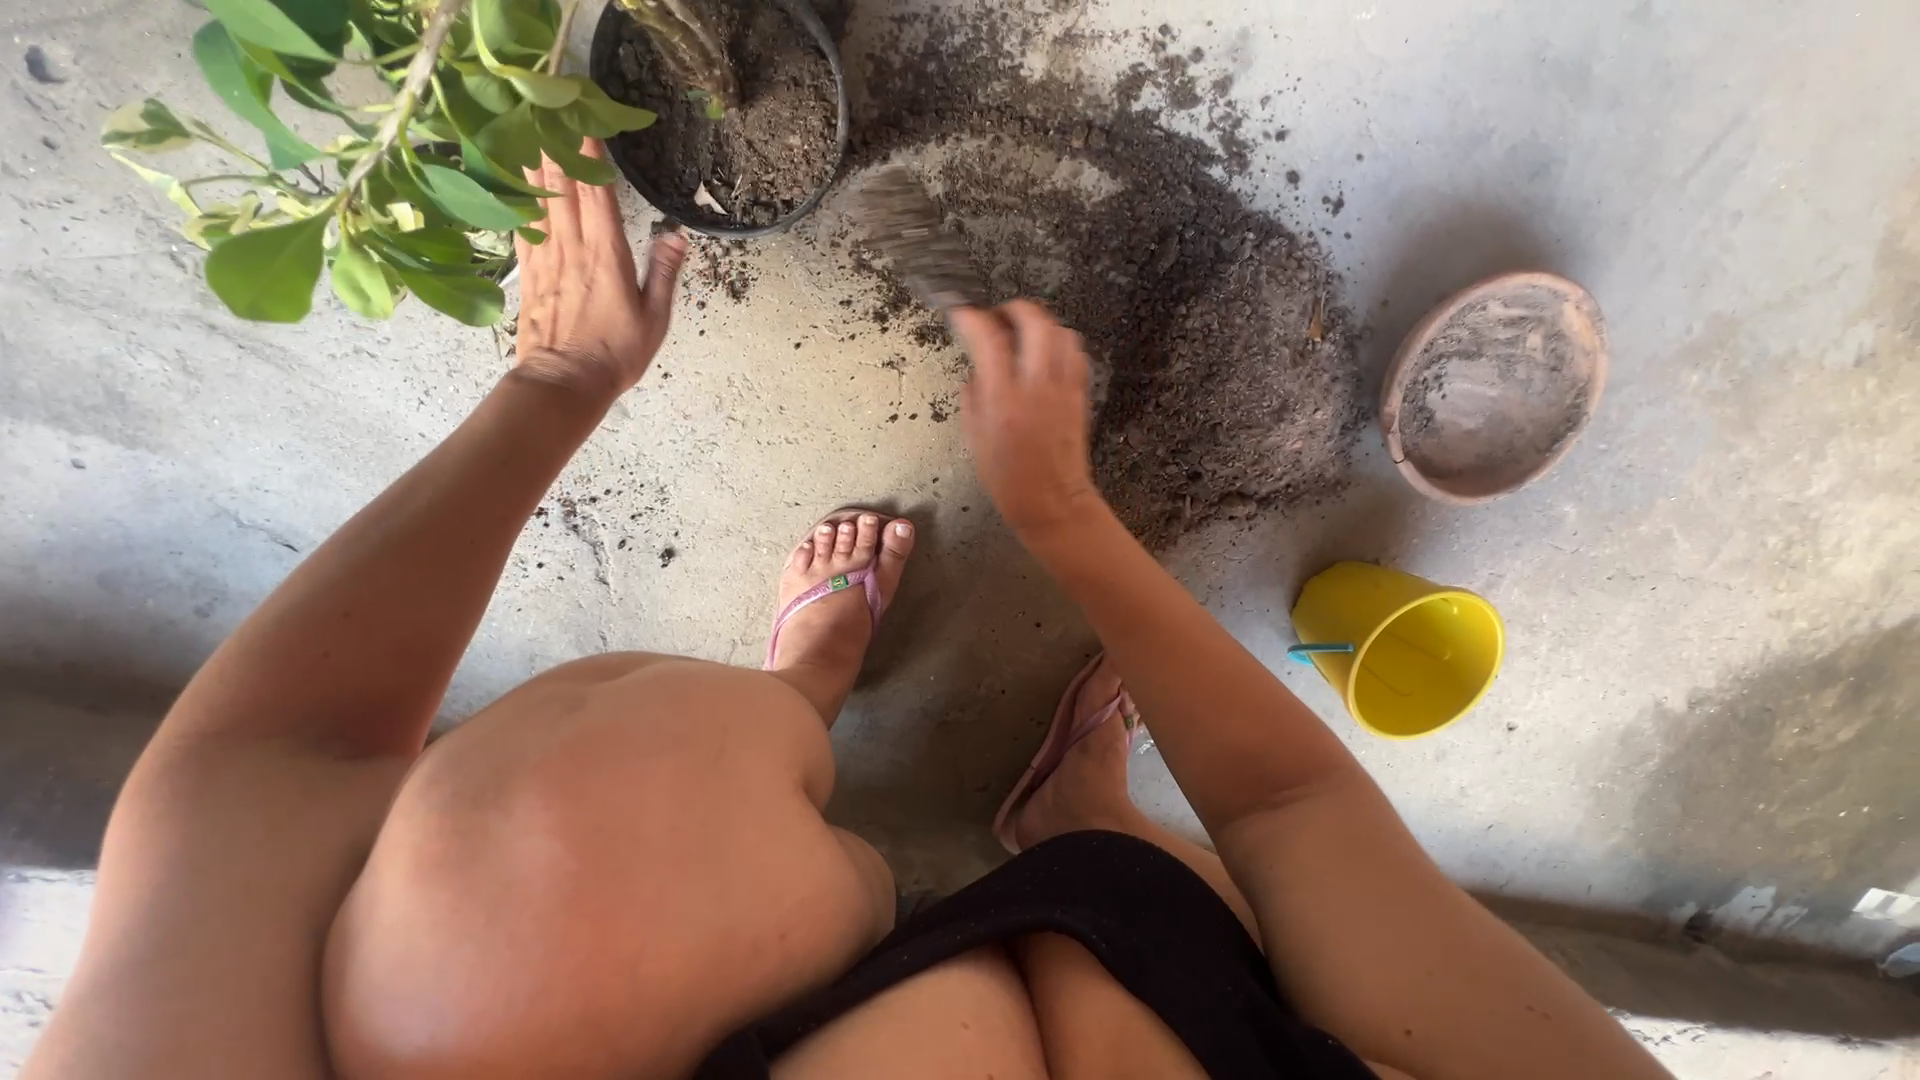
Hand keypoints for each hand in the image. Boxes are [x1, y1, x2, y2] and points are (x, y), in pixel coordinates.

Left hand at [512, 138, 687, 400]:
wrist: (565, 381)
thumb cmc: (616, 354)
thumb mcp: (655, 319)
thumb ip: (663, 274)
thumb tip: (676, 238)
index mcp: (607, 256)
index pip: (597, 195)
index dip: (591, 156)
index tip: (586, 122)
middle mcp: (573, 249)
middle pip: (563, 187)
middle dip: (558, 147)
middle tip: (551, 113)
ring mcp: (546, 259)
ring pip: (538, 200)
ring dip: (534, 164)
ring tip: (528, 132)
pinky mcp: (528, 274)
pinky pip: (523, 227)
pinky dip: (518, 199)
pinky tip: (514, 183)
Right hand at [953, 301, 1105, 536]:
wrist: (1052, 502)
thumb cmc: (1009, 479)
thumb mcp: (975, 439)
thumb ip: (972, 397)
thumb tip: (974, 371)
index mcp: (1004, 400)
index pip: (988, 339)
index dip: (972, 317)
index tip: (962, 313)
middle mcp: (1036, 387)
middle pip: (1035, 321)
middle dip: (1014, 308)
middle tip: (998, 317)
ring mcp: (1063, 389)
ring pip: (1061, 332)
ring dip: (1040, 324)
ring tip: (1023, 333)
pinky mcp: (1080, 396)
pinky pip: (1076, 355)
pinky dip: (1060, 345)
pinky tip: (1046, 356)